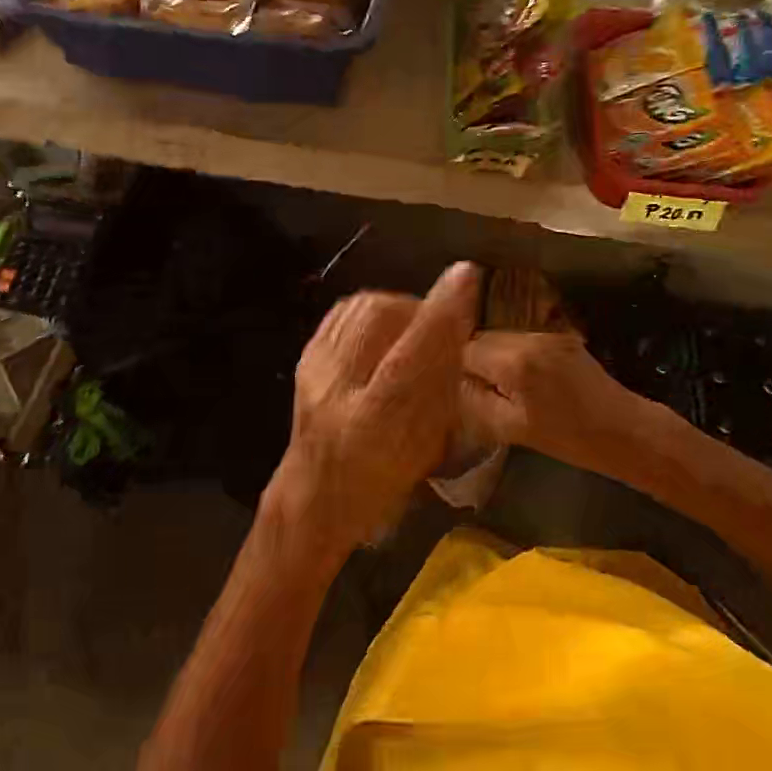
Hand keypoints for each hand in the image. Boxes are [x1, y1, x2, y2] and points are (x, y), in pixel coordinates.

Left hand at [268, 262, 482, 553]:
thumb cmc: (381, 484)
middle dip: (418, 305)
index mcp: (374, 424)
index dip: (440, 315)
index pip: (408, 357)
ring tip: (412, 324)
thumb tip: (460, 331)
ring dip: (394, 305)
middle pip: (378, 318)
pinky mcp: (304, 358)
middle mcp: (337, 389)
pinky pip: (341, 313)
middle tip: (439, 321)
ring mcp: (314, 369)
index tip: (467, 275)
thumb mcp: (425, 449)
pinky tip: (382, 326)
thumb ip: (442, 391)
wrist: (315, 495)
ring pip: (358, 308)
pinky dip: (369, 310)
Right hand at [459, 330, 686, 474]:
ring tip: (500, 382)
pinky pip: (520, 337)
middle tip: (478, 386)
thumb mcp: (509, 428)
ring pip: (499, 335)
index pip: (463, 349)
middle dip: (474, 358)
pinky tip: (521, 376)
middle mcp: (527, 338)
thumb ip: (472, 400)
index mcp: (512, 361)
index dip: (458, 368)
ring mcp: (546, 334)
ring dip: (494, 354)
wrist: (626, 432)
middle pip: (480, 336)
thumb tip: (449, 383)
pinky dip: (513, 352)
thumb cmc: (568, 439)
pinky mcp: (559, 336)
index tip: (461, 385)